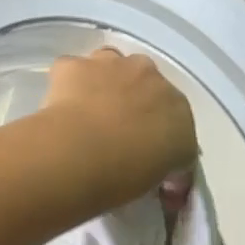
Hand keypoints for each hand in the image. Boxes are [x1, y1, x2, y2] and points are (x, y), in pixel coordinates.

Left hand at [40, 48, 196, 209]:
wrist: (82, 155)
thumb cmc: (129, 174)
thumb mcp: (160, 179)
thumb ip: (166, 169)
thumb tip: (166, 180)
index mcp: (180, 111)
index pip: (176, 123)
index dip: (161, 139)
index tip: (148, 159)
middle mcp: (153, 78)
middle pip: (148, 88)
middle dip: (137, 105)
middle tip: (119, 135)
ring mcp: (114, 65)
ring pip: (114, 67)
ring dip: (108, 84)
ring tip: (93, 115)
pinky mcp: (76, 64)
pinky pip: (76, 72)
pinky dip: (72, 87)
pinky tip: (64, 110)